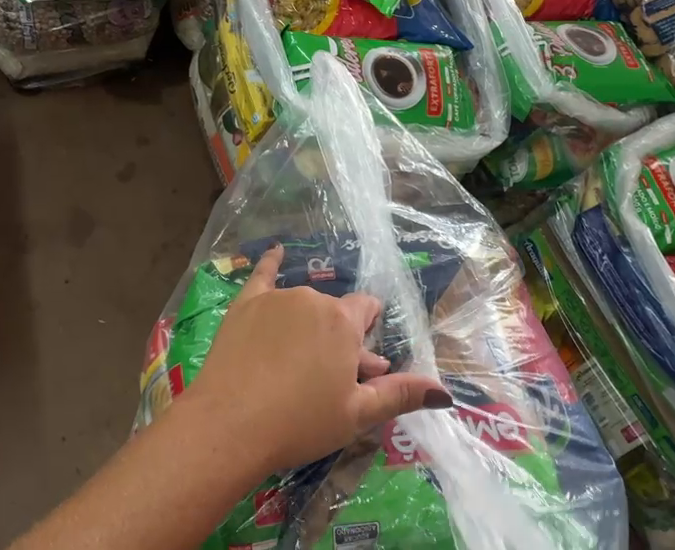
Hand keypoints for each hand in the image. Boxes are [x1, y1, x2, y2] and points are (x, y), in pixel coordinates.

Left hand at [172, 244, 451, 478]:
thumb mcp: (356, 415)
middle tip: (326, 378)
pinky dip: (271, 262)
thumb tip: (445, 391)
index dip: (367, 335)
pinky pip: (263, 274)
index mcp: (344, 322)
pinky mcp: (245, 304)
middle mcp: (313, 299)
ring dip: (309, 324)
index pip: (367, 310)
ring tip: (296, 363)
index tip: (360, 361)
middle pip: (335, 312)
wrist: (229, 425)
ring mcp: (276, 298)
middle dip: (338, 337)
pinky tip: (276, 250)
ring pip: (303, 304)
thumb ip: (399, 395)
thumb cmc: (299, 423)